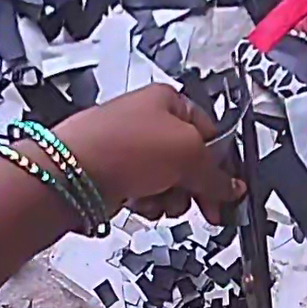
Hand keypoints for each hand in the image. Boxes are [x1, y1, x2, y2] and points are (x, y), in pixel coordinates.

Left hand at [50, 85, 244, 224]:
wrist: (74, 173)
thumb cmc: (120, 146)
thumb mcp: (187, 153)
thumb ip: (216, 174)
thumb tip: (232, 188)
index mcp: (169, 102)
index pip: (211, 134)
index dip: (222, 165)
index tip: (229, 190)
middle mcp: (149, 124)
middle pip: (190, 163)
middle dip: (195, 187)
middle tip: (203, 206)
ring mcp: (131, 153)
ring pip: (169, 184)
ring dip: (170, 199)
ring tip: (161, 198)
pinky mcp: (117, 178)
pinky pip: (146, 196)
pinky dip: (148, 204)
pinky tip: (141, 202)